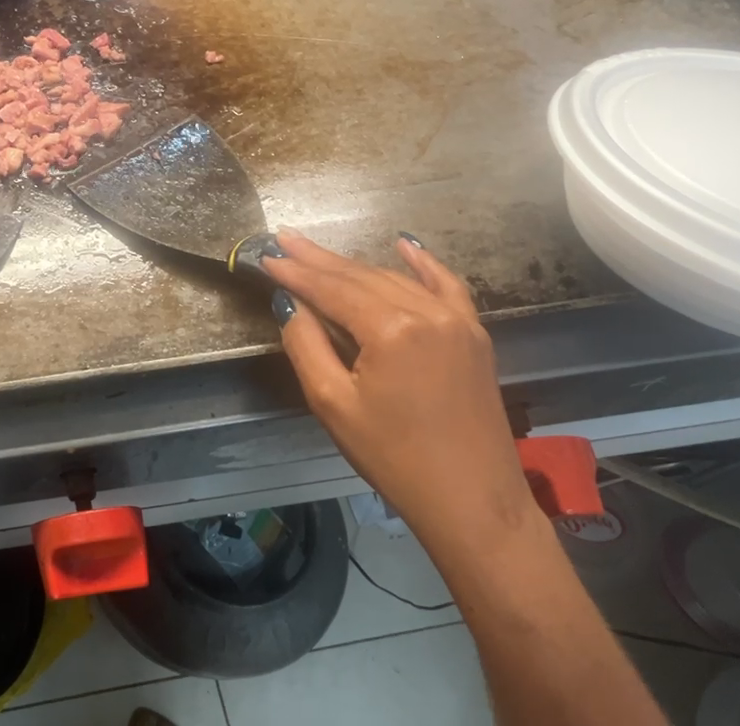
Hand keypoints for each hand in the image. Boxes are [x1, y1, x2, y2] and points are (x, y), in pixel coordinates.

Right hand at [262, 231, 535, 555]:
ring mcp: (457, 321)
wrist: (472, 501)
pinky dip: (423, 264)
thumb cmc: (393, 457)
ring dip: (355, 266)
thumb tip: (289, 304)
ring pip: (395, 280)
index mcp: (391, 329)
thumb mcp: (333, 404)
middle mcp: (427, 312)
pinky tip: (404, 245)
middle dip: (319, 260)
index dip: (295, 272)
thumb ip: (306, 345)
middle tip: (283, 239)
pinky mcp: (474, 336)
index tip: (266, 256)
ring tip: (318, 254)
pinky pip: (447, 287)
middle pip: (361, 276)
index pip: (331, 289)